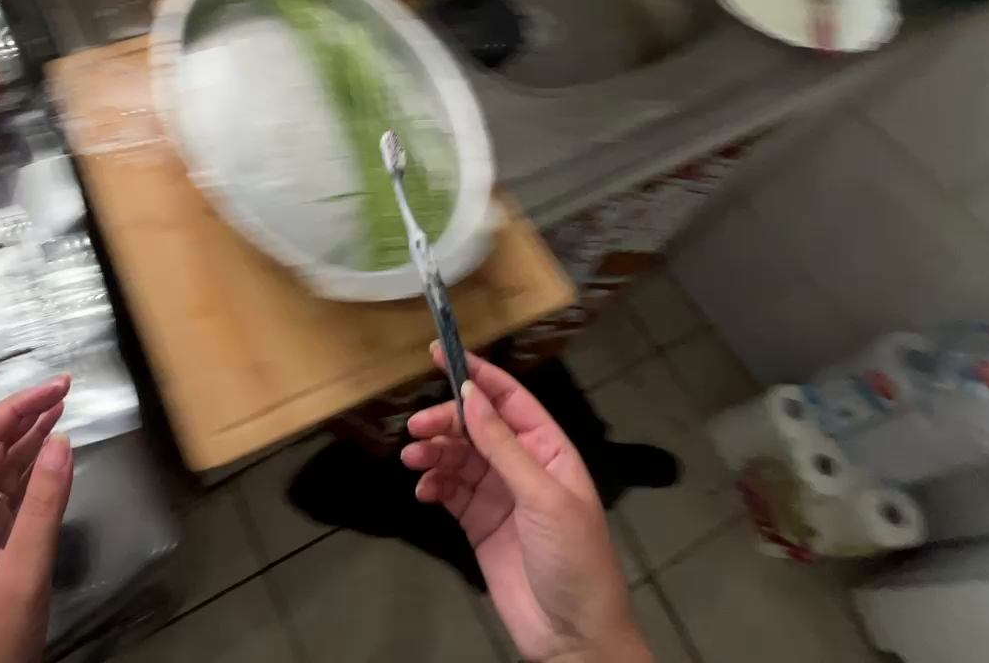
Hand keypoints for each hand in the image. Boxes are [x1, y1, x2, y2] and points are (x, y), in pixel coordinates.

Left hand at [0, 376, 74, 662]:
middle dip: (26, 414)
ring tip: (64, 409)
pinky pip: (18, 495)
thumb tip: (62, 441)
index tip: (54, 389)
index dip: (15, 409)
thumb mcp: (24, 573)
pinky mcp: (1, 549)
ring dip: (33, 436)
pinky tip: (58, 456)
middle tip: (66, 389)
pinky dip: (39, 469)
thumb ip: (44, 506)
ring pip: (6, 470)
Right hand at [404, 347, 649, 662]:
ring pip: (457, 455)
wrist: (573, 638)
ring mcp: (498, 493)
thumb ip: (504, 446)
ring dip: (433, 452)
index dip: (476, 374)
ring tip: (413, 460)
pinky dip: (432, 485)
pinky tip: (424, 491)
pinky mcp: (478, 521)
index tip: (440, 353)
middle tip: (416, 428)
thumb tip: (471, 395)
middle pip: (474, 426)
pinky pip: (448, 490)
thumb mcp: (543, 498)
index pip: (508, 399)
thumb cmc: (575, 560)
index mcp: (547, 450)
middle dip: (444, 421)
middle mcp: (521, 465)